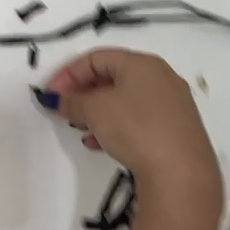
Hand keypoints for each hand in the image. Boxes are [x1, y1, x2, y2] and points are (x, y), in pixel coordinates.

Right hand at [42, 48, 221, 229]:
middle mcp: (160, 76)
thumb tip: (56, 99)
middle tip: (64, 110)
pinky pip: (137, 116)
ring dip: (96, 110)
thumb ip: (70, 101)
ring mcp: (171, 102)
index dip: (66, 74)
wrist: (180, 172)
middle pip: (110, 76)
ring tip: (80, 128)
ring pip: (123, 98)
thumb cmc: (134, 128)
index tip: (50, 96)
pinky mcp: (176, 126)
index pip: (94, 58)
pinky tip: (100, 143)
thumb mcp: (93, 110)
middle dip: (81, 92)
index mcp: (141, 63)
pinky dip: (115, 123)